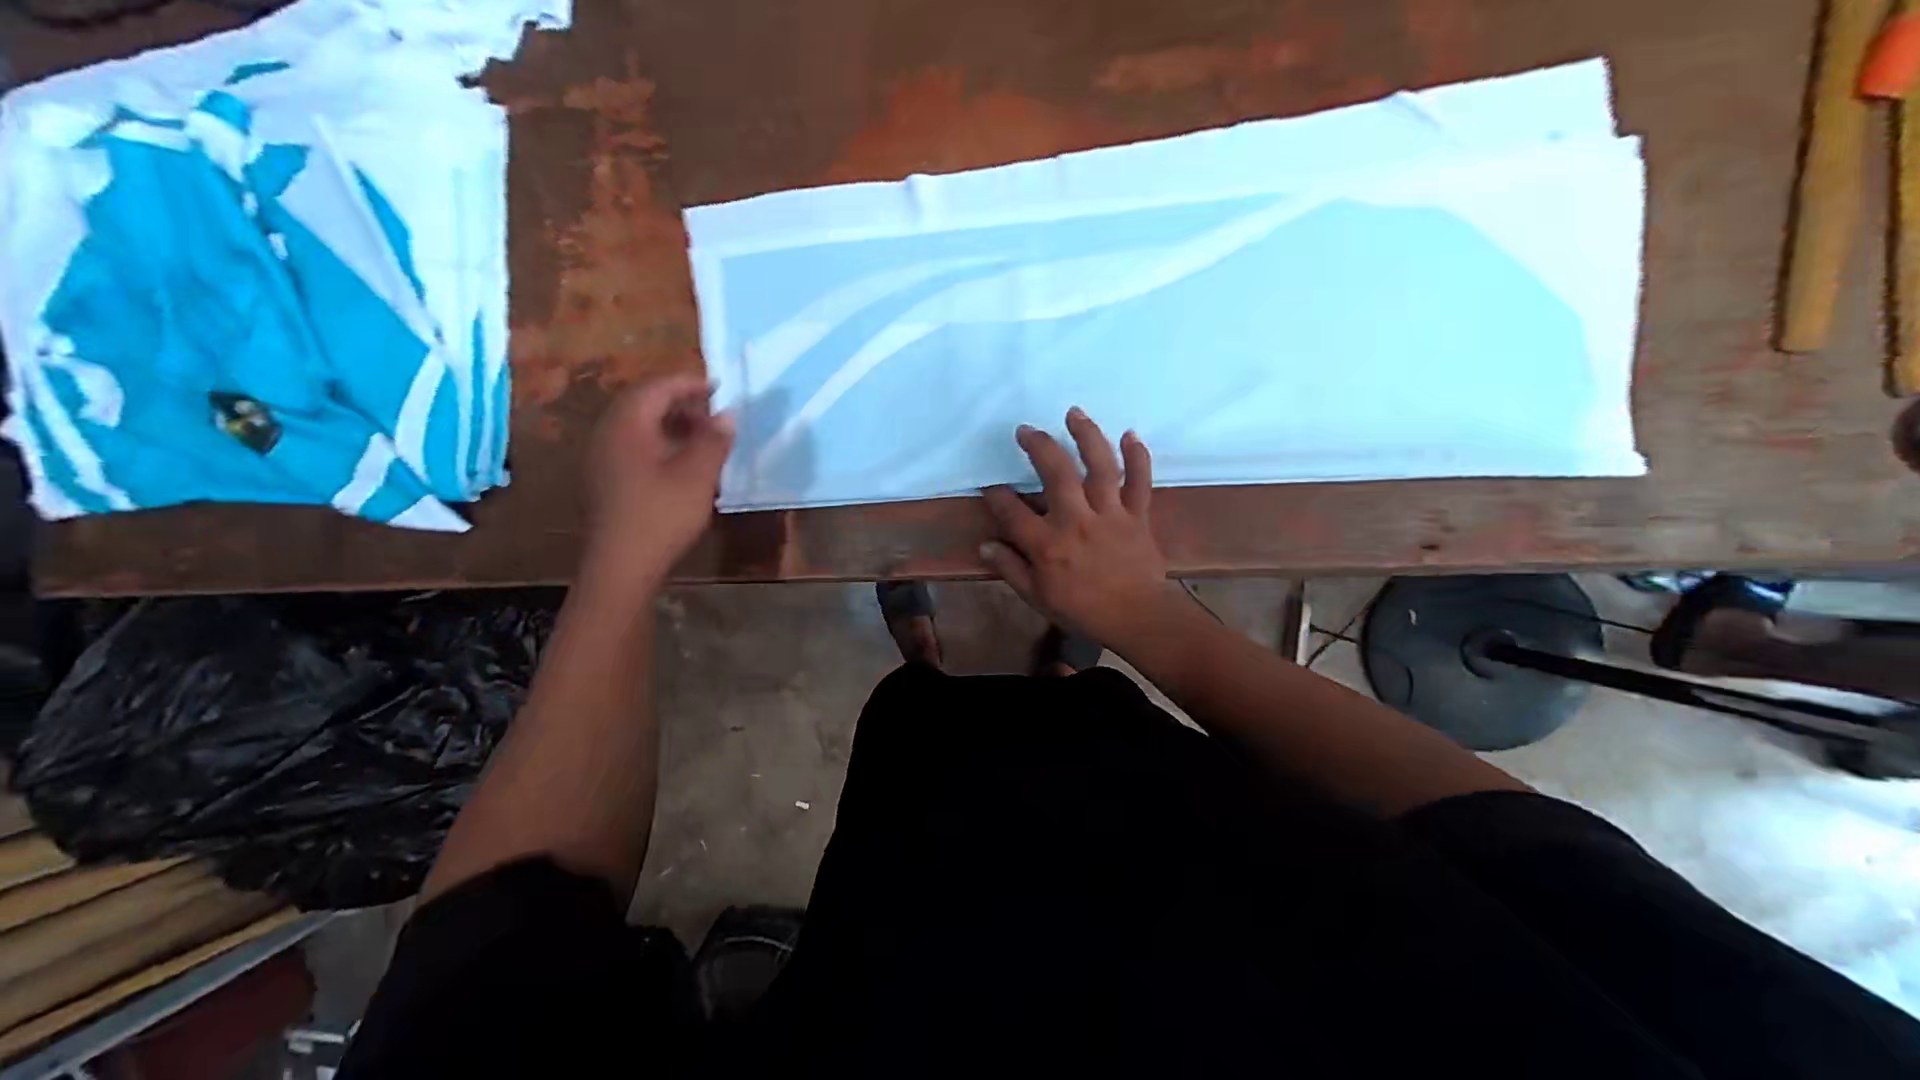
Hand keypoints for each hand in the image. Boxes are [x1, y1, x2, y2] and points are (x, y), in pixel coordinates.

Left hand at [580, 375, 733, 595]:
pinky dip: (660, 443)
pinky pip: (634, 446)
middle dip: (681, 403)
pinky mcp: (606, 480)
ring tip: (704, 438)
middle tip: (713, 413)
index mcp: (627, 425)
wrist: (622, 565)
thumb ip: (714, 440)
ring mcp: (602, 458)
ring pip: (639, 426)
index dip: (690, 383)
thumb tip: (727, 415)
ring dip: (672, 424)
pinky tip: (682, 463)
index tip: (719, 388)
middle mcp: (608, 434)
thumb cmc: (662, 514)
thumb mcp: (698, 475)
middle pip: (643, 403)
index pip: (657, 388)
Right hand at [979, 407, 1181, 647]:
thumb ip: (1010, 568)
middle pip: (1056, 473)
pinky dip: (1138, 457)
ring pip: (1099, 467)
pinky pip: (1139, 481)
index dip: (997, 496)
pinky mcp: (1137, 515)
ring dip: (1086, 436)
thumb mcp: (1037, 596)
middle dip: (1038, 446)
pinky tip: (1130, 434)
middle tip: (1025, 430)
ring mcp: (1110, 514)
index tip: (990, 486)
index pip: (1013, 512)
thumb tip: (985, 544)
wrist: (1137, 618)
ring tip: (1073, 413)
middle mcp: (1077, 521)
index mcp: (1048, 544)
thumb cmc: (1083, 610)